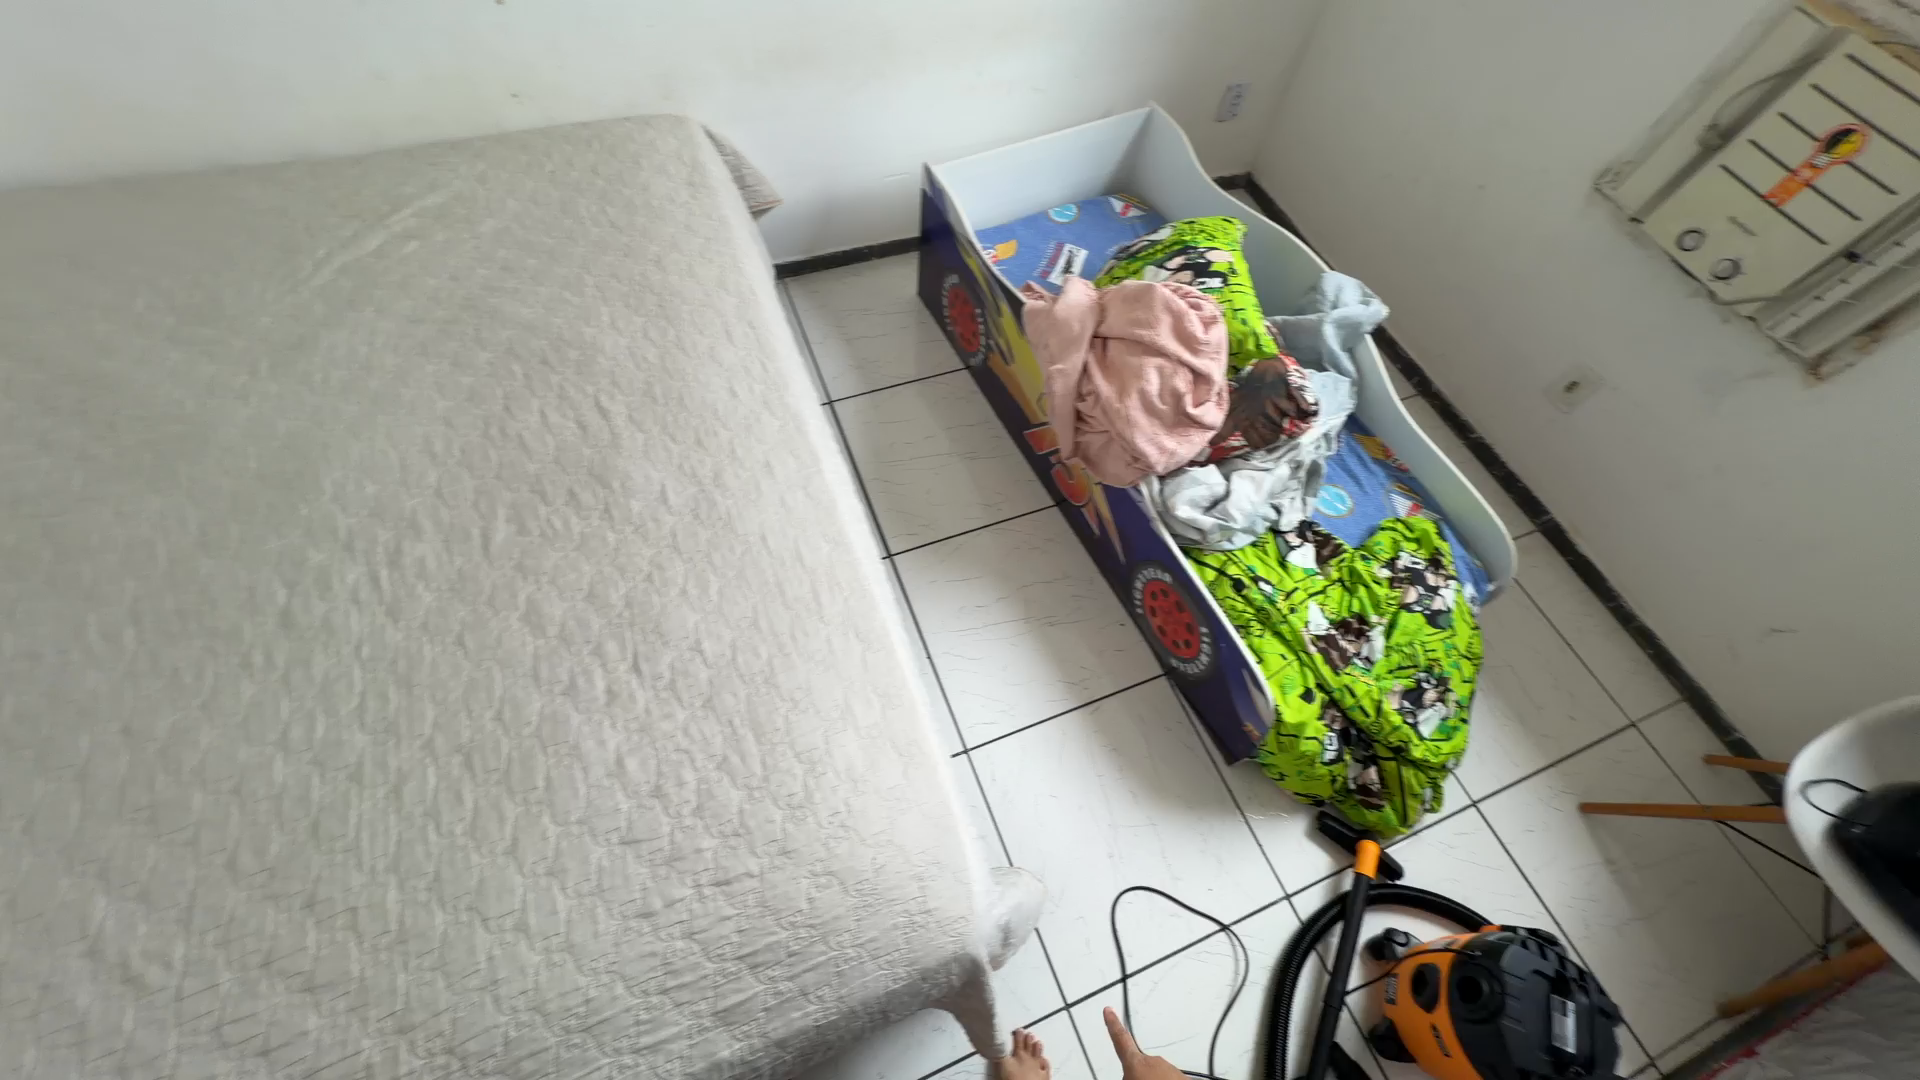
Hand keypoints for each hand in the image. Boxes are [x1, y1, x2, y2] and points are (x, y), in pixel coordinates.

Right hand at [1102, 1007, 1185, 1079]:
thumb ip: (1125, 1074)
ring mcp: (1171, 1070)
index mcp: (1136, 1063)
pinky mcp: (1185, 1079)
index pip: (1121, 1040)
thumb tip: (1124, 1073)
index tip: (1109, 1010)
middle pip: (1141, 1066)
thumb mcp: (1128, 1079)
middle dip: (1140, 1077)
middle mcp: (1154, 1062)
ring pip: (1158, 1076)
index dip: (1113, 1025)